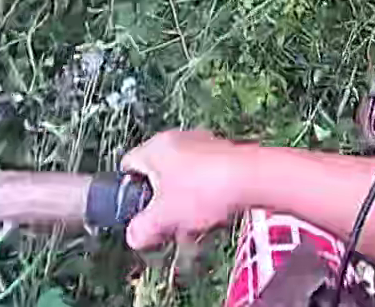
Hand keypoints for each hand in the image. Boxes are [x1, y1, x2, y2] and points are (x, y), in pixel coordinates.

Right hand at [120, 130, 252, 249]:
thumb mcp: (161, 218)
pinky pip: (201, 176)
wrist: (246, 177)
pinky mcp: (219, 152)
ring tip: (191, 231)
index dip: (128, 191)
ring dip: (181, 206)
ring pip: (180, 179)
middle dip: (160, 206)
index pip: (129, 164)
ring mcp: (199, 143)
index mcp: (155, 147)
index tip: (135, 213)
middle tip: (165, 228)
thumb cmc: (199, 191)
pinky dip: (201, 197)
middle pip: (157, 175)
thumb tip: (134, 234)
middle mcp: (176, 139)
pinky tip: (209, 218)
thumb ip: (140, 229)